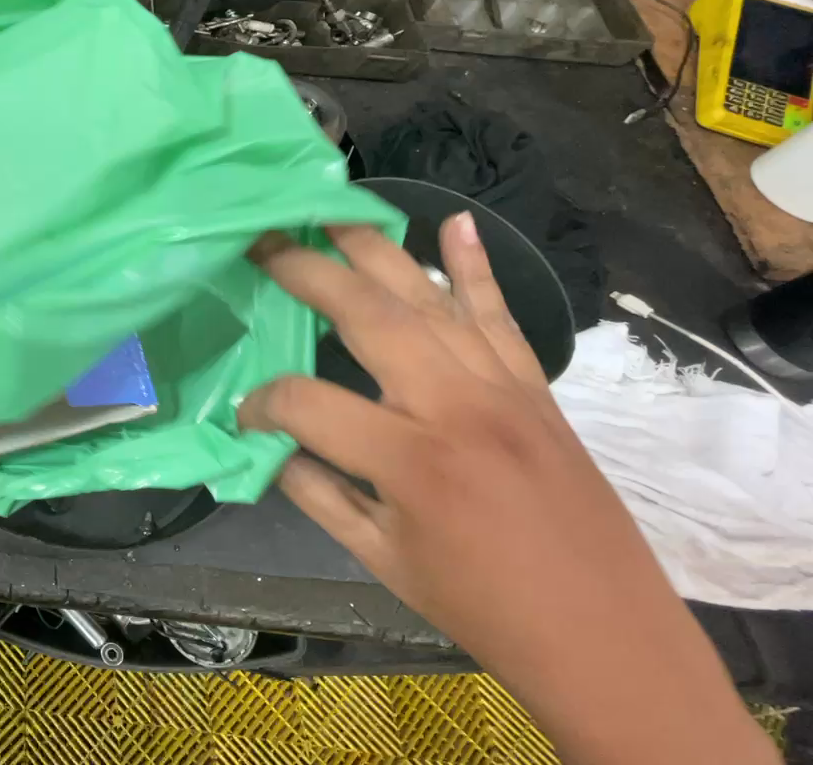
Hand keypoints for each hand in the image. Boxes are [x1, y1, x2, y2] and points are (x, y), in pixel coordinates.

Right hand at [244, 216, 774, 764]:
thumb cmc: (480, 604)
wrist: (609, 637)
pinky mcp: (536, 389)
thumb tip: (267, 441)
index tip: (242, 418)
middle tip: (260, 241)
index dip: (261, 406)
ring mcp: (505, 389)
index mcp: (411, 459)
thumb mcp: (378, 556)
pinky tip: (455, 224)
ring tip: (327, 213)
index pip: (306, 402)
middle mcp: (458, 406)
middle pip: (369, 315)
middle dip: (305, 271)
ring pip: (430, 299)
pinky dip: (477, 267)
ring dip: (374, 250)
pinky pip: (501, 316)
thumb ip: (313, 488)